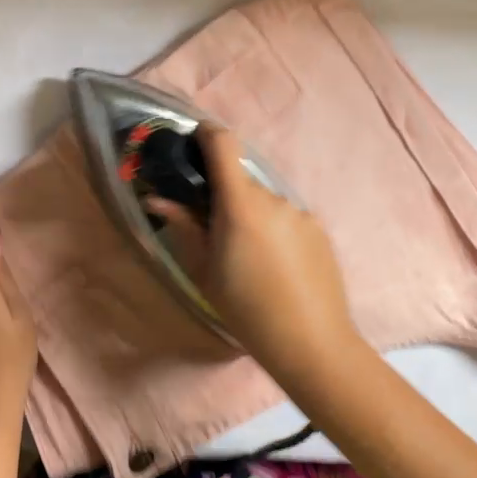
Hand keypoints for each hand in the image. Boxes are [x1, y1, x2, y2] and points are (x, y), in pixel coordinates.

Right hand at [146, 125, 353, 380]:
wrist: (312, 343)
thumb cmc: (246, 309)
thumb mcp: (204, 270)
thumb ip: (184, 226)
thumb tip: (157, 198)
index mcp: (240, 204)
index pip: (223, 143)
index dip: (206, 134)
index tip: (192, 142)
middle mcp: (272, 197)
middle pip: (241, 180)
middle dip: (225, 195)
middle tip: (214, 230)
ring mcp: (299, 211)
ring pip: (264, 201)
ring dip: (251, 215)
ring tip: (249, 258)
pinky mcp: (318, 228)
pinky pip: (286, 218)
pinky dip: (275, 231)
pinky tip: (276, 268)